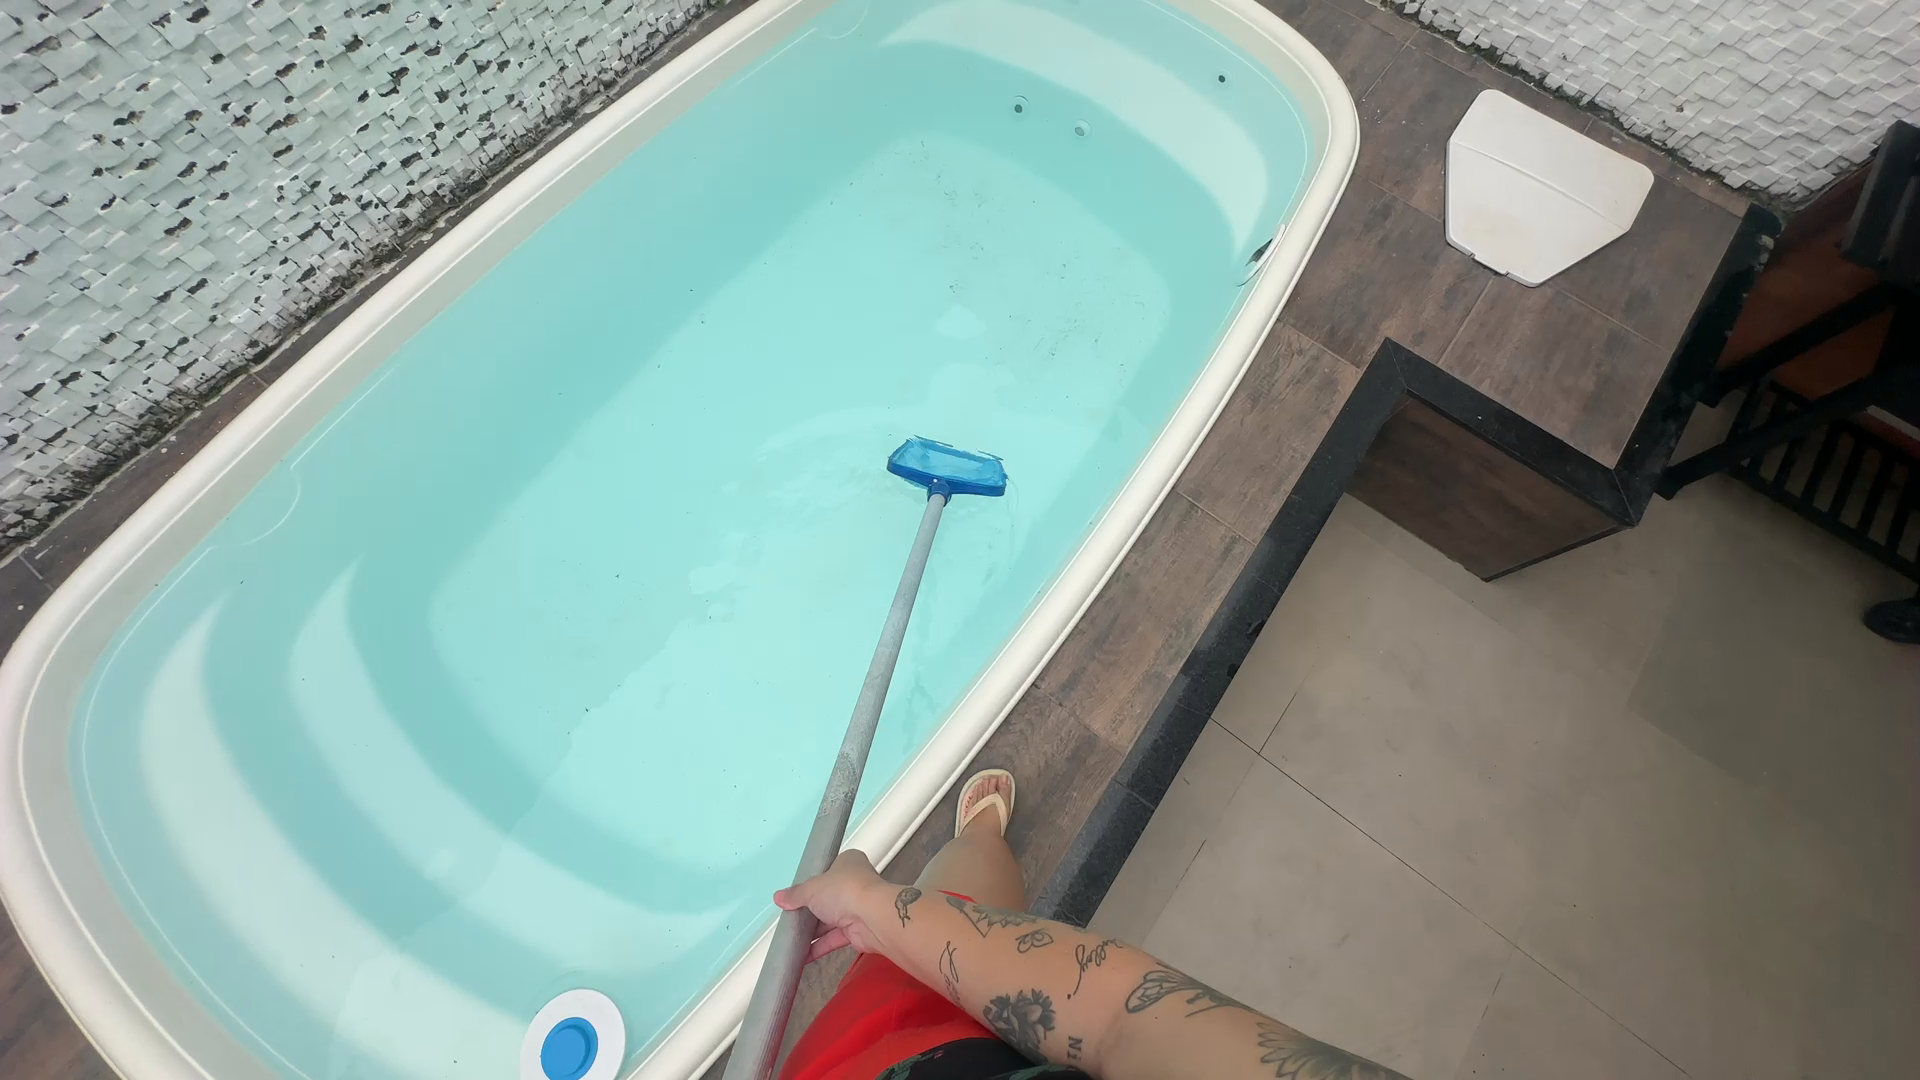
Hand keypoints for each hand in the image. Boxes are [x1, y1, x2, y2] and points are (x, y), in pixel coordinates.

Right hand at [773, 850, 894, 961]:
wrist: (871, 917)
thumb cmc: (844, 890)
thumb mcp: (812, 888)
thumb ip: (796, 894)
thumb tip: (779, 897)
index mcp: (848, 863)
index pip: (828, 871)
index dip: (813, 882)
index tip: (797, 894)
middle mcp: (854, 883)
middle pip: (828, 897)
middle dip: (811, 910)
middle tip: (790, 919)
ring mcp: (857, 907)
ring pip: (830, 920)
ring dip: (813, 931)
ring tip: (791, 939)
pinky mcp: (857, 930)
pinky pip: (834, 938)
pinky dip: (819, 946)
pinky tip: (802, 955)